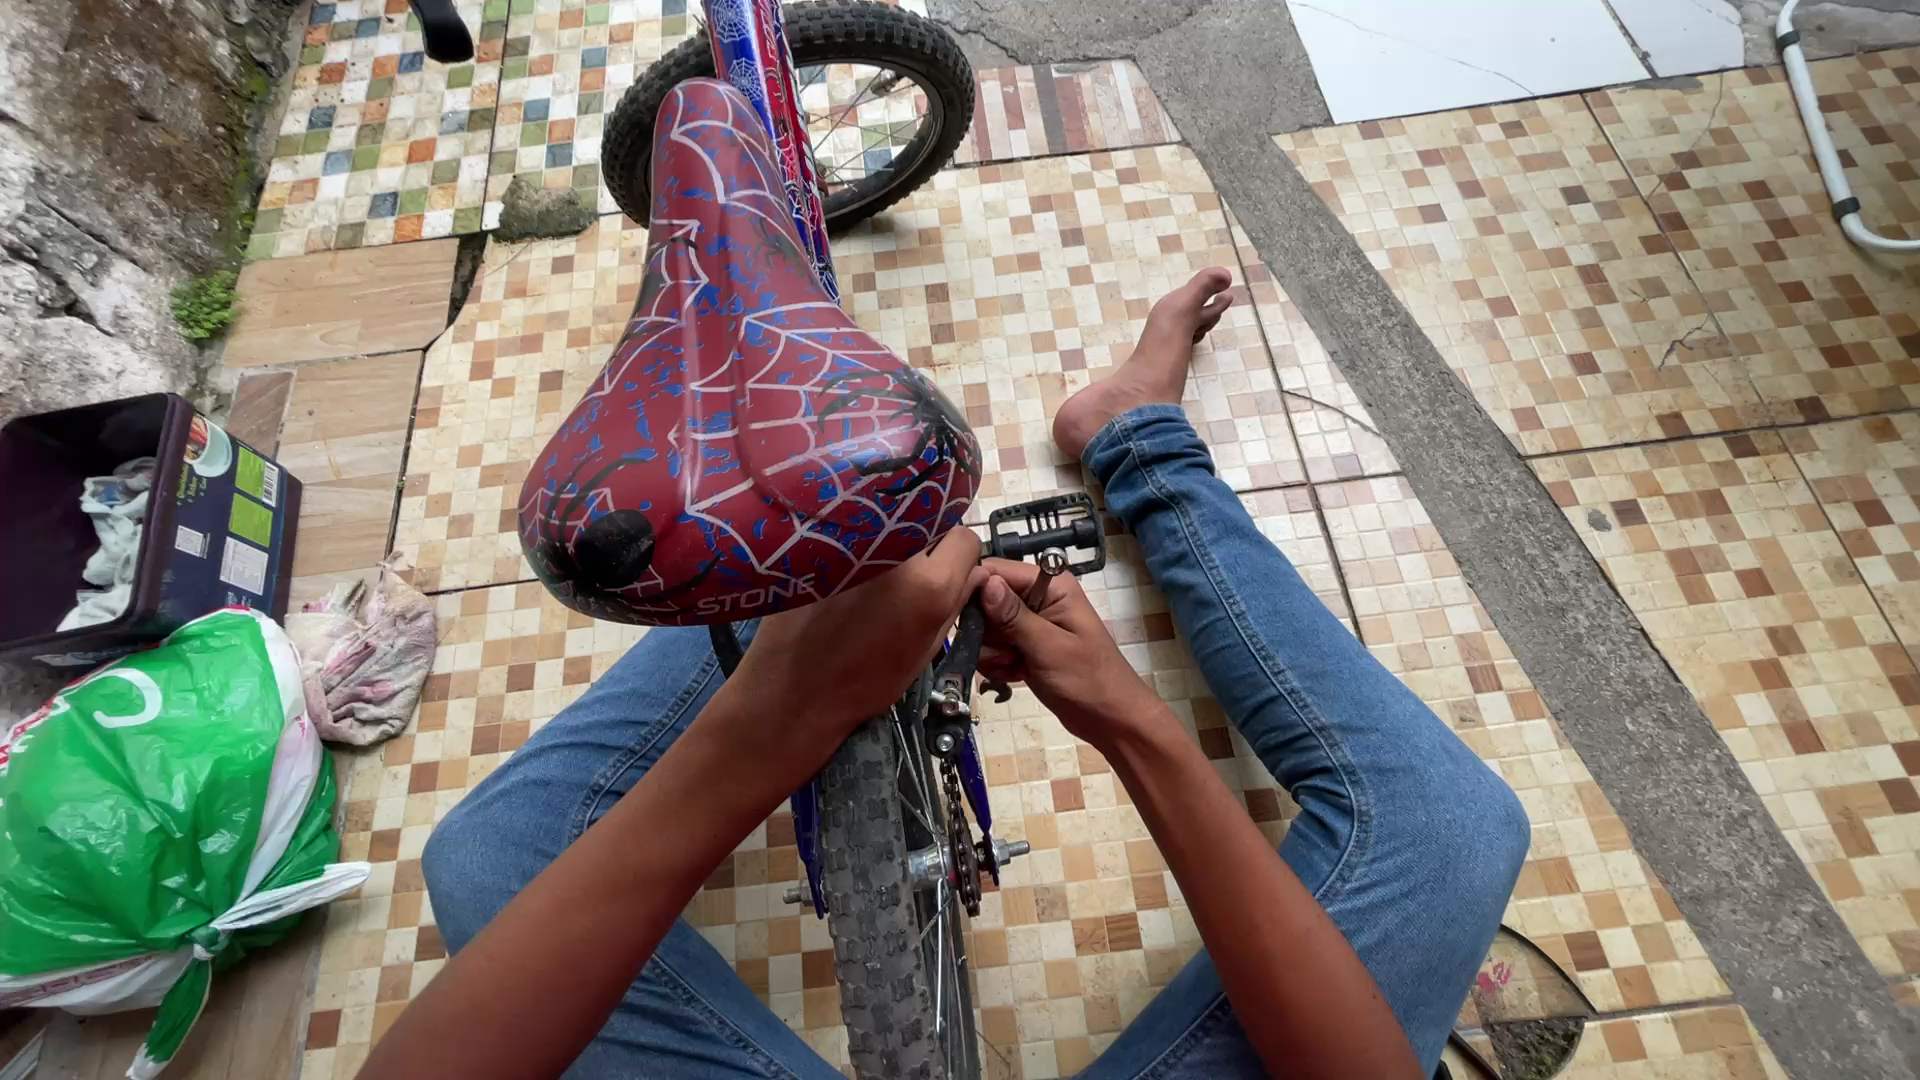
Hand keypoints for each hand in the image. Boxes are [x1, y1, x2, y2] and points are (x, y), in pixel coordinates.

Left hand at [728, 527, 984, 746]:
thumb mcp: (924, 651)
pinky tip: (847, 566)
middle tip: (909, 570)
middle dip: (927, 543)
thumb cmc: (865, 683)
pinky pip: (856, 529)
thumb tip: (973, 574)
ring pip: (892, 522)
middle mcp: (899, 555)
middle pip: (929, 524)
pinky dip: (860, 541)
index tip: (947, 568)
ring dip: (894, 537)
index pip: (963, 539)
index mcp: (929, 585)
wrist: (795, 691)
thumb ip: (953, 605)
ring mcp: (860, 544)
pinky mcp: (827, 543)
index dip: (960, 556)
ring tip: (876, 567)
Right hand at [976, 557, 1169, 748]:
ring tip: (1015, 666)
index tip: (966, 619)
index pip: (996, 570)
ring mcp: (1028, 623)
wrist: (1108, 719)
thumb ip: (1014, 616)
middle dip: (986, 631)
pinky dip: (998, 664)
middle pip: (984, 600)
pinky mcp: (1022, 645)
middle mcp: (1036, 597)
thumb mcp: (1049, 647)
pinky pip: (991, 648)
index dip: (975, 590)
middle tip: (1005, 652)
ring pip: (984, 628)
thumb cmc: (1088, 680)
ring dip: (992, 652)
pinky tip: (1016, 674)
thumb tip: (986, 582)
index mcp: (1049, 585)